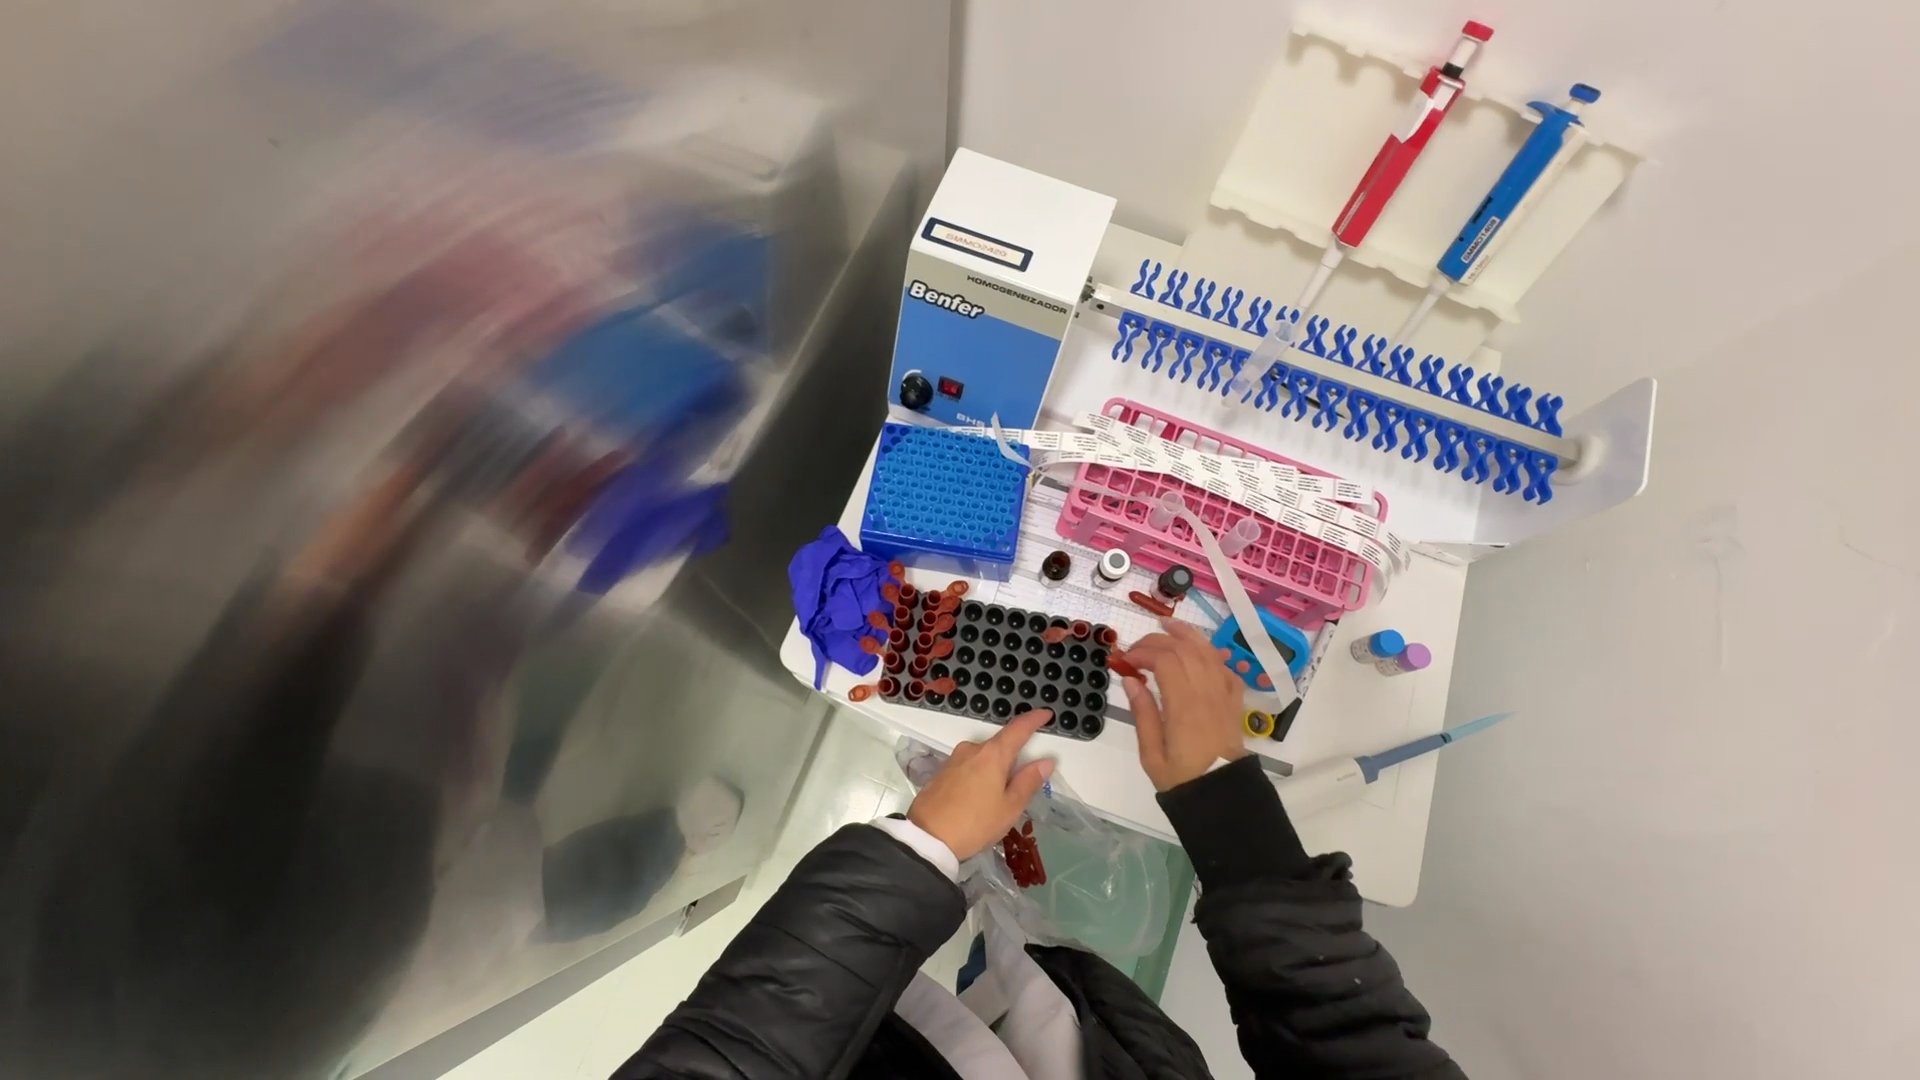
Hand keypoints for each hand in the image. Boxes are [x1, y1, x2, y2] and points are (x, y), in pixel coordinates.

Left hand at [908, 710, 1056, 859]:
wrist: (927, 837)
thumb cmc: (975, 822)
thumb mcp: (1010, 807)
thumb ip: (1029, 781)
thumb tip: (1045, 761)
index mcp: (993, 754)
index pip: (1018, 728)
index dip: (1034, 719)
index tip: (1045, 714)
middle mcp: (972, 749)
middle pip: (1000, 746)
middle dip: (1013, 759)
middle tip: (1020, 786)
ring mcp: (954, 759)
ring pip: (983, 758)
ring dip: (994, 770)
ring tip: (997, 800)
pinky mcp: (942, 771)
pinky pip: (968, 767)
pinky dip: (979, 776)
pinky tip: (977, 799)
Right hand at [1118, 619, 1247, 791]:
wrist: (1222, 795)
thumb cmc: (1182, 778)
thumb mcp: (1152, 754)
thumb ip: (1143, 714)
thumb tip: (1131, 680)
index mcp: (1184, 707)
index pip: (1166, 661)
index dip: (1143, 653)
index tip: (1125, 660)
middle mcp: (1207, 694)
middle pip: (1185, 650)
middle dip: (1157, 641)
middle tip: (1136, 649)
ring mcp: (1224, 695)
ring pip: (1208, 652)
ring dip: (1187, 635)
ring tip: (1167, 625)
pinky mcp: (1234, 701)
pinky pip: (1225, 668)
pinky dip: (1210, 654)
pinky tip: (1197, 652)